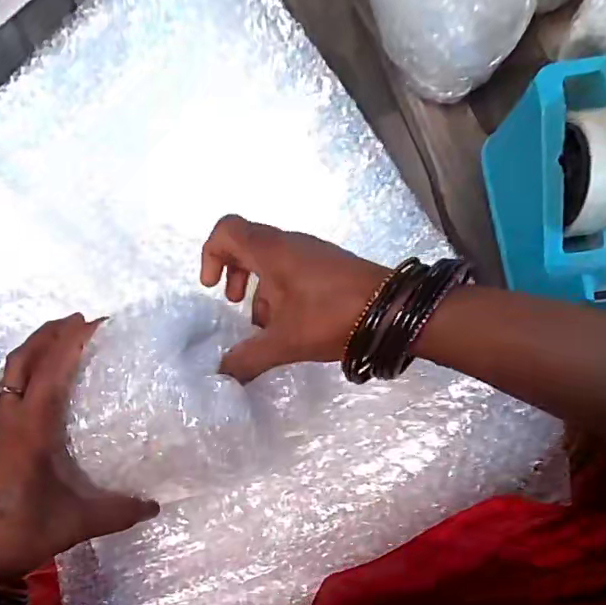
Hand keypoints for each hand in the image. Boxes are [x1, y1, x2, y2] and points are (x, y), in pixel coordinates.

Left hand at [0, 315, 159, 581]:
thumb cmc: (17, 533)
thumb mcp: (74, 524)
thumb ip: (117, 512)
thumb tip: (154, 505)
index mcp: (29, 430)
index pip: (51, 371)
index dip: (73, 341)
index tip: (99, 323)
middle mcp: (9, 419)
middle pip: (23, 359)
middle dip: (50, 334)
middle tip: (81, 321)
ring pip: (11, 373)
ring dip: (36, 351)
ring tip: (65, 343)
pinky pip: (8, 391)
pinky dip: (27, 375)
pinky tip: (46, 388)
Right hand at [199, 215, 389, 381]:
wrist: (394, 310)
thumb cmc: (331, 316)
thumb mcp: (284, 341)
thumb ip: (248, 358)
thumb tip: (222, 374)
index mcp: (271, 250)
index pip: (227, 230)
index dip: (210, 254)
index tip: (213, 288)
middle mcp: (290, 244)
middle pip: (247, 246)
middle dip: (234, 276)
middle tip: (235, 304)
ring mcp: (313, 254)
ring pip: (272, 263)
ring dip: (260, 291)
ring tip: (266, 326)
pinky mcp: (330, 268)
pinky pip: (293, 272)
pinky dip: (282, 294)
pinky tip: (293, 326)